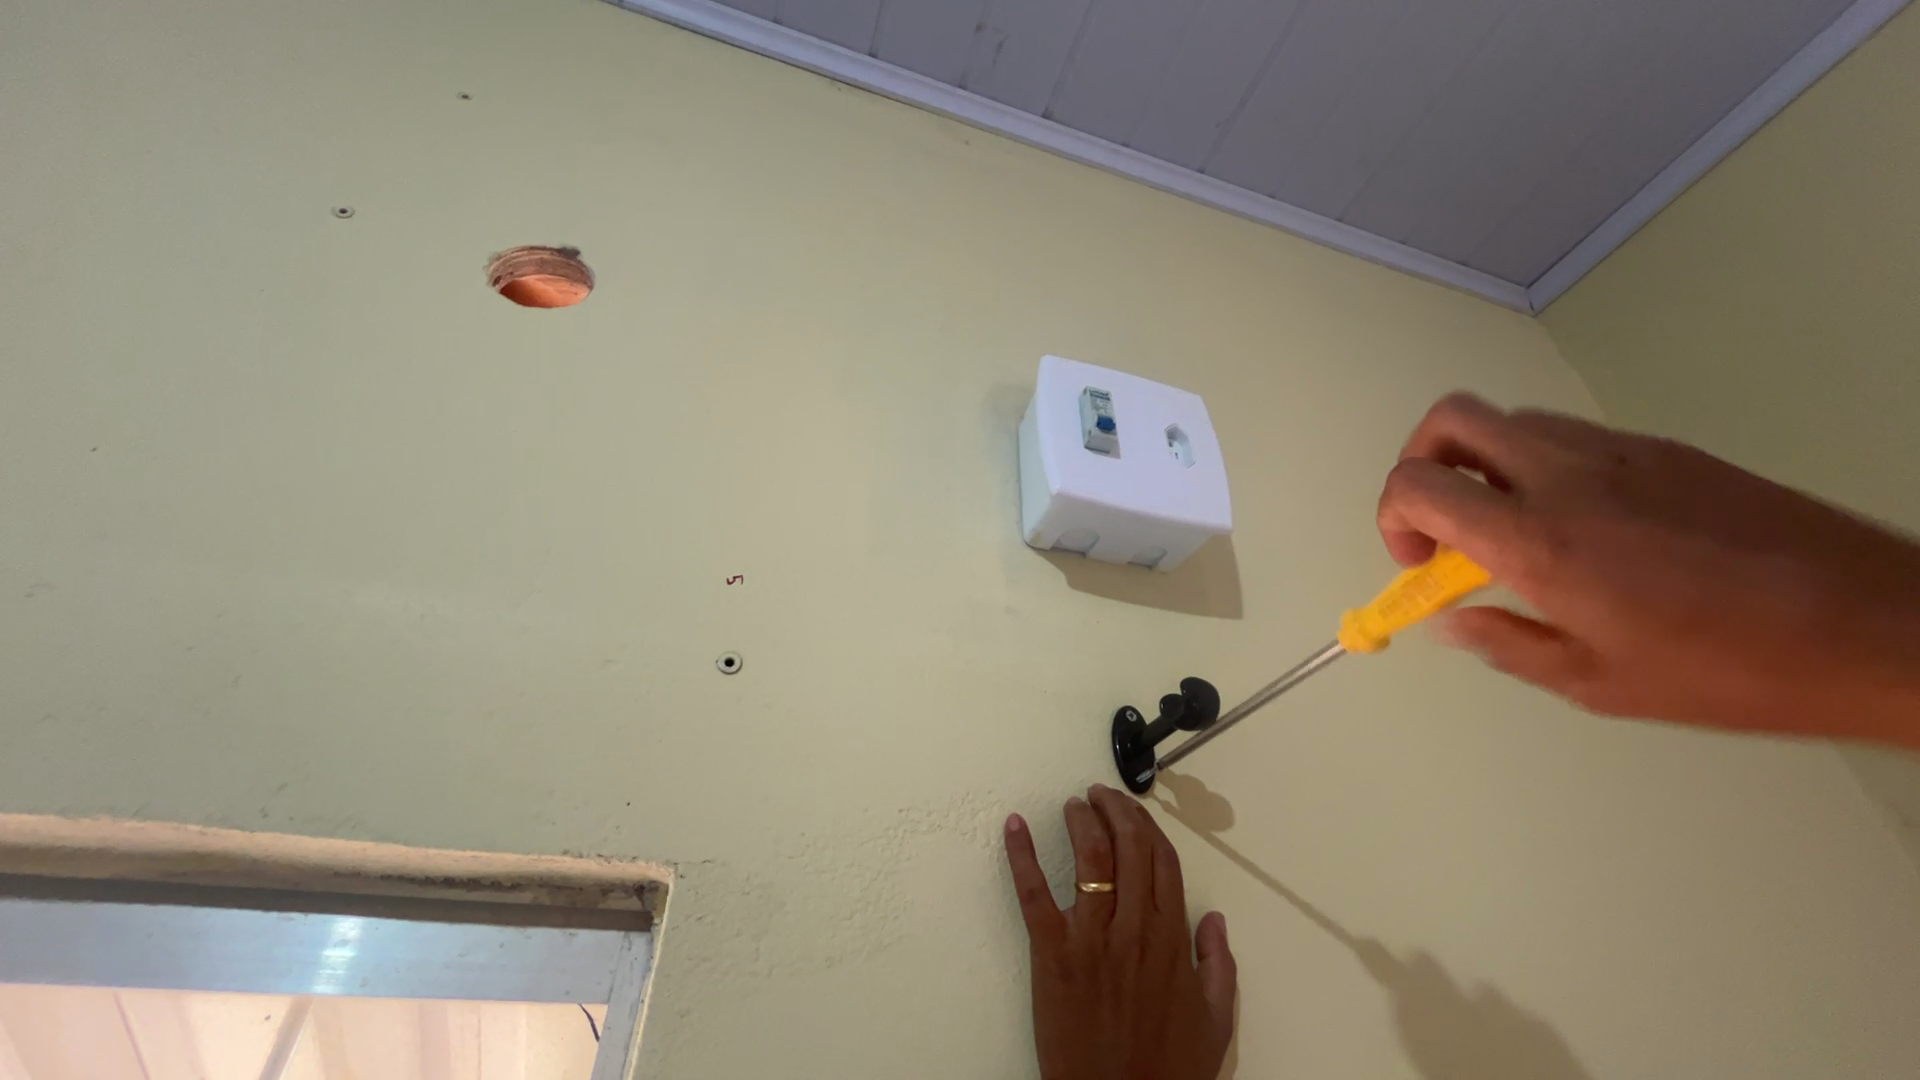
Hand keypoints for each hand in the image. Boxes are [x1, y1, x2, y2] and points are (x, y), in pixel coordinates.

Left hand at [1003, 785, 1235, 1079]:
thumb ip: (1219, 965)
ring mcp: (1091, 937)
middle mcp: (1134, 928)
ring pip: (1090, 858)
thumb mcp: (1214, 1021)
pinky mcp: (1052, 952)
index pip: (1162, 859)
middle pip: (1129, 846)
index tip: (1132, 809)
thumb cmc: (1166, 1067)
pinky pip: (1035, 893)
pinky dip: (1022, 855)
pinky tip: (1015, 826)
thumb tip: (1214, 918)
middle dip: (1115, 809)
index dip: (1146, 825)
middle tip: (1099, 794)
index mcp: (1170, 938)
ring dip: (1082, 820)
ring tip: (1075, 805)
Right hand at [1379, 393, 1919, 745]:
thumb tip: (1451, 620)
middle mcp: (1568, 475)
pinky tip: (1580, 523)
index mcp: (1538, 537)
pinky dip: (1539, 466)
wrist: (1884, 626)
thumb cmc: (1727, 668)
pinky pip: (1570, 435)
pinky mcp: (1667, 448)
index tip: (1421, 563)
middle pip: (1452, 419)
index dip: (1392, 517)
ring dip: (1481, 464)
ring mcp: (1621, 451)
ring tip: (1510, 525)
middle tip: (1443, 522)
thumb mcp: (1595, 682)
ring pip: (1511, 421)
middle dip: (1421, 463)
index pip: (1417, 483)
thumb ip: (1504, 642)